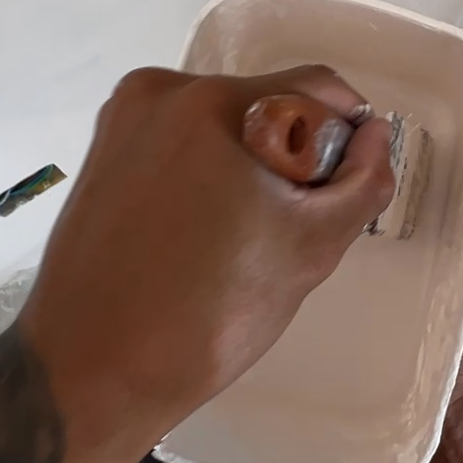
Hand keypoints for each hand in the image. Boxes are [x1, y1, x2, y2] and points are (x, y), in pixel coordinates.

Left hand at [18, 65, 396, 462]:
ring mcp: (125, 116)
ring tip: (241, 232)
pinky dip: (209, 167)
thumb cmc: (209, 315)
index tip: (338, 191)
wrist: (89, 374)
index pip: (316, 88)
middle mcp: (163, 89)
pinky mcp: (102, 147)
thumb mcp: (312, 248)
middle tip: (292, 222)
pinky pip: (183, 139)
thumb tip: (373, 135)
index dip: (346, 136)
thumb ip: (363, 181)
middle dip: (296, 152)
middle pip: (268, 102)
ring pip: (225, 121)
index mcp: (214, 102)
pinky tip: (203, 225)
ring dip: (252, 160)